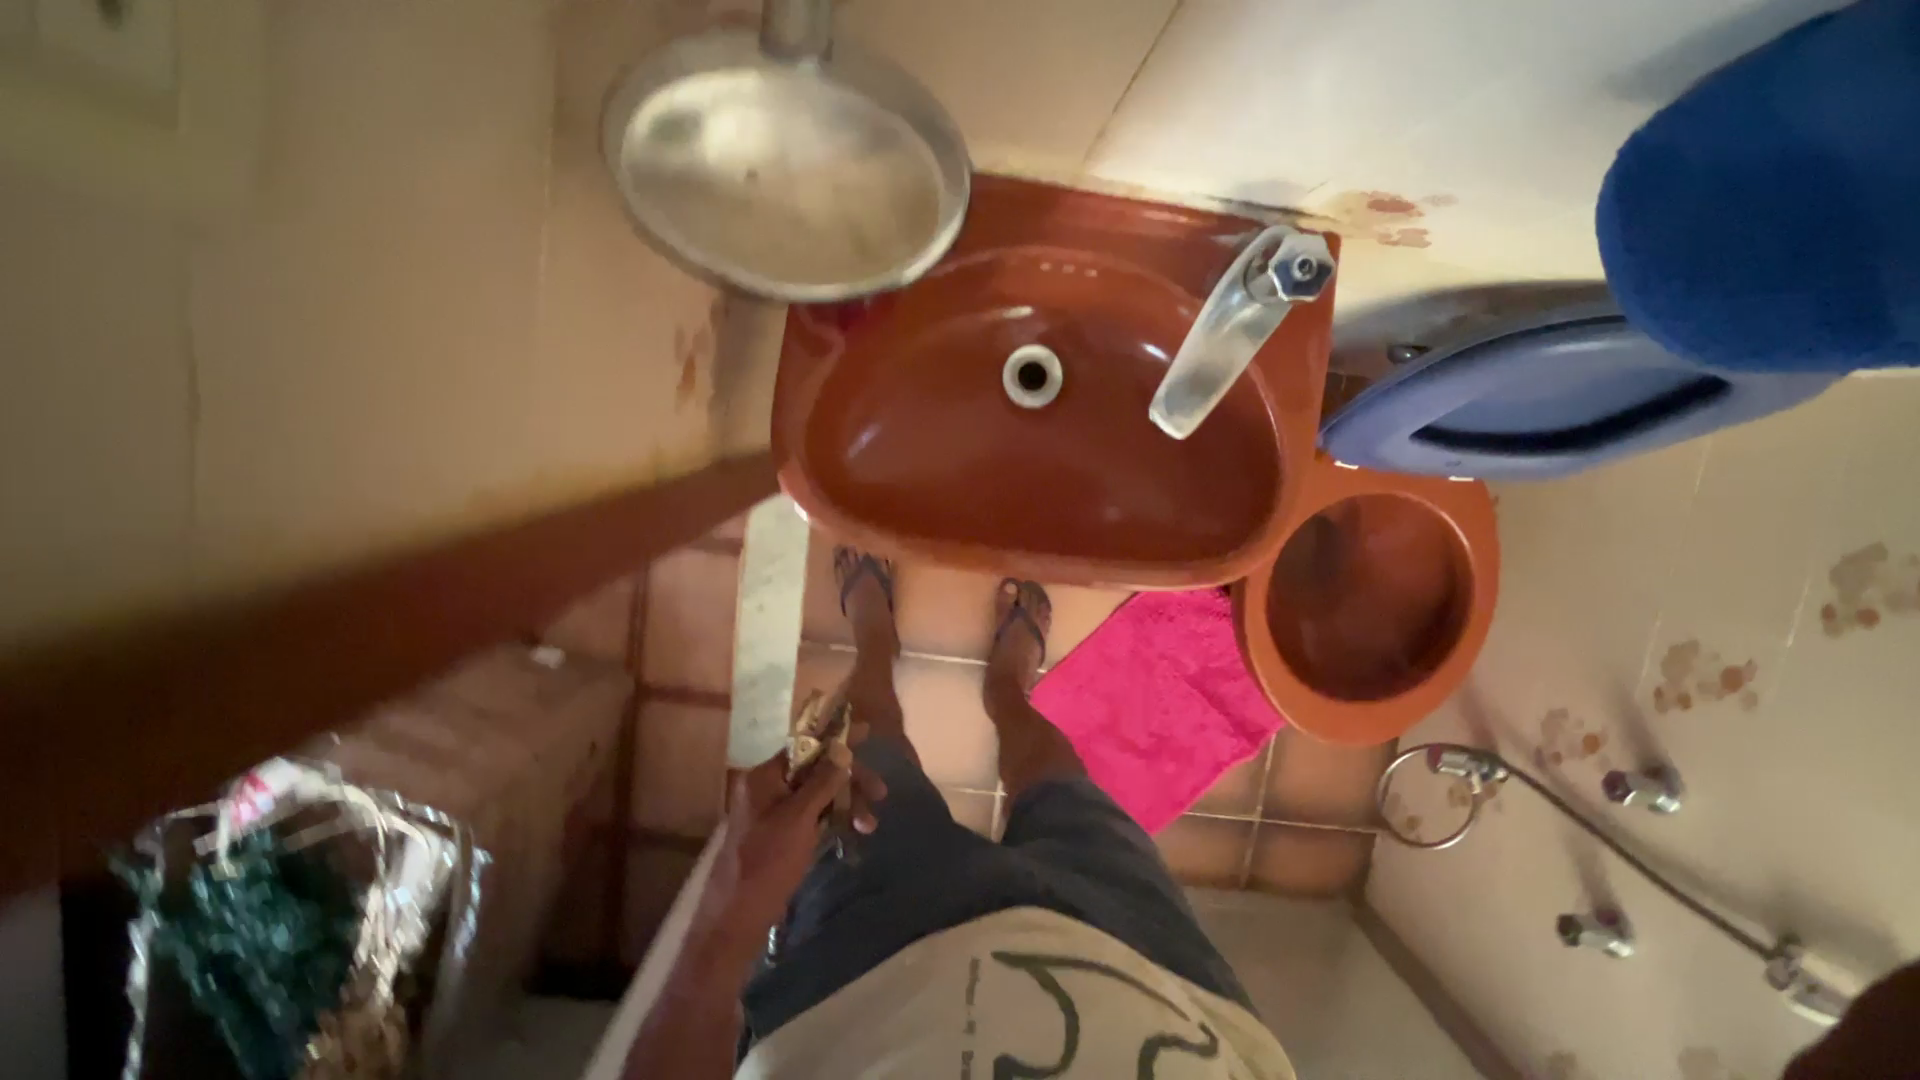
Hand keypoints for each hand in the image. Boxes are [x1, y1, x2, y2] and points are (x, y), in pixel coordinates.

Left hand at [696, 749, 887, 951]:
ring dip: (847, 803)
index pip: (806, 745)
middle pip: (817, 770)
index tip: (867, 733)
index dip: (837, 739)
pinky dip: (834, 819)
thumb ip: (822, 782)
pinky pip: (814, 815)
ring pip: (819, 794)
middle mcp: (769, 788)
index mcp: (765, 777)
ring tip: (869, 827)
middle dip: (850, 780)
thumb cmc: (766, 862)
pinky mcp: (783, 835)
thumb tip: (843, 749)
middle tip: (881, 795)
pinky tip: (854, 831)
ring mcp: (775, 812)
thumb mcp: (798, 818)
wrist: (736, 917)